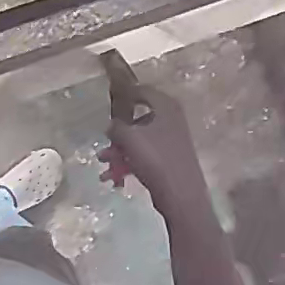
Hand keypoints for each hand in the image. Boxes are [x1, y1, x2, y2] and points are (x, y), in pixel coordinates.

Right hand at [103, 85, 212, 220]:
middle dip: (118, 135)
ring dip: (119, 153)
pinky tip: (113, 178)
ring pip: (139, 141)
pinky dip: (129, 164)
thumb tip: (111, 126)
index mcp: (166, 107)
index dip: (126, 94)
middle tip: (104, 145)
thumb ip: (116, 127)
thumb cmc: (156, 158)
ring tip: (104, 165)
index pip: (143, 91)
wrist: (180, 193)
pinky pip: (145, 156)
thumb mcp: (130, 138)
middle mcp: (171, 120)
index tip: (110, 100)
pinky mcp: (169, 160)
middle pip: (138, 121)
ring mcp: (171, 141)